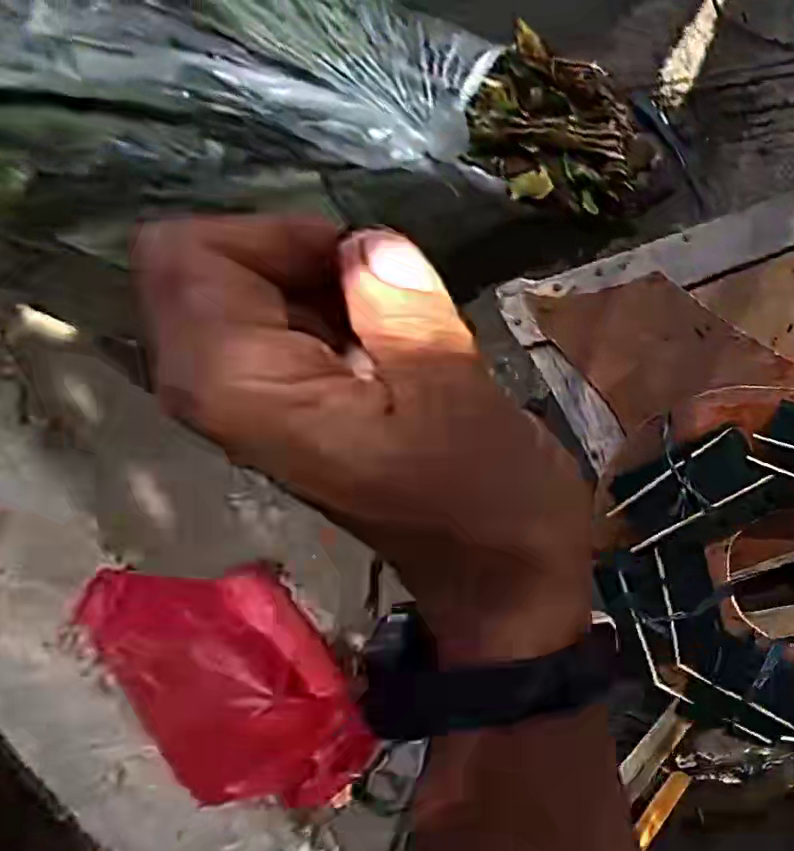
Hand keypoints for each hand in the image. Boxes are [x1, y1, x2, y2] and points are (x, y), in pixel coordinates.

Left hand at [133, 216, 592, 665]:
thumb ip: (410, 317)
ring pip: (267, 307)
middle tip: (418, 308)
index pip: (198, 253)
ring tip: (427, 340)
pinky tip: (419, 364)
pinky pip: (303, 345)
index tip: (392, 271)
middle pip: (221, 275)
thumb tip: (377, 245)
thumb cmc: (494, 503)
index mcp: (242, 385)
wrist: (510, 583)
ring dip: (348, 303)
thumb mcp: (464, 403)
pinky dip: (356, 333)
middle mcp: (223, 392)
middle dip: (322, 271)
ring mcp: (262, 412)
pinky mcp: (305, 424)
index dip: (295, 239)